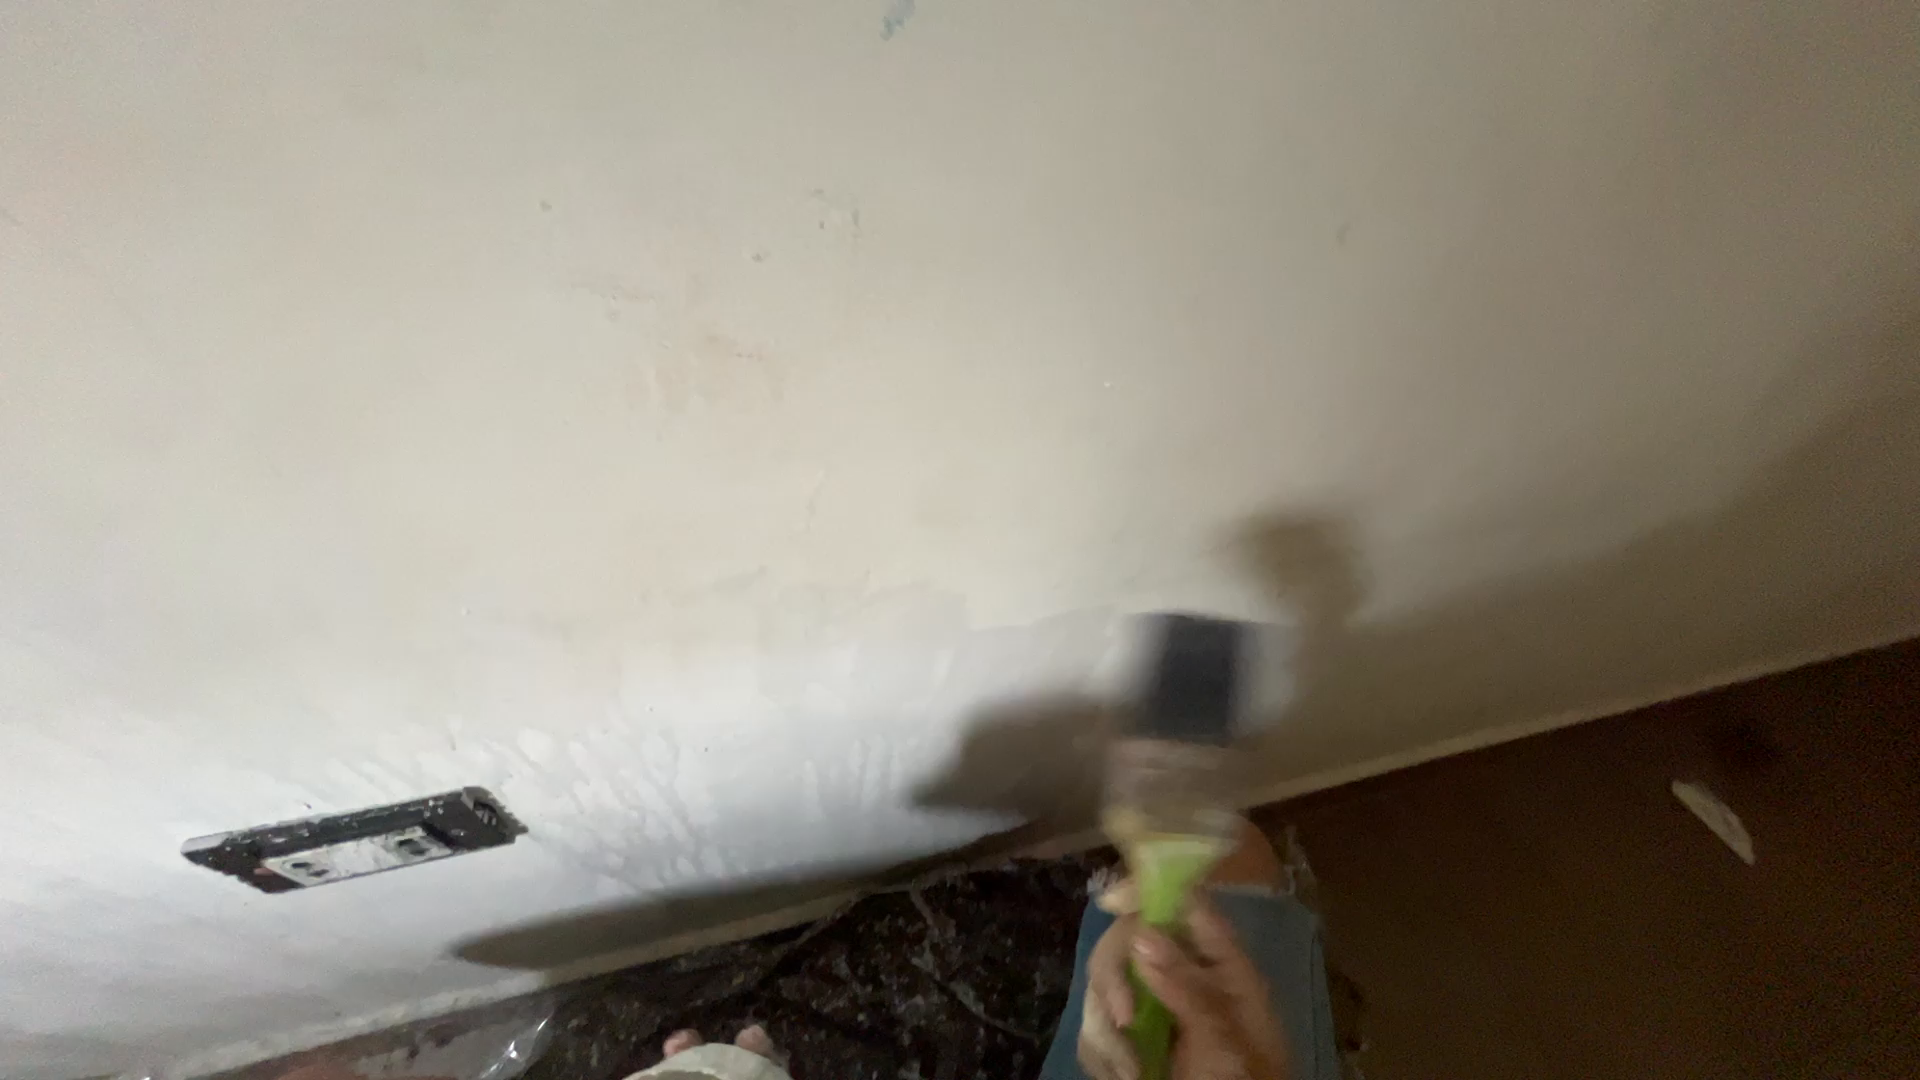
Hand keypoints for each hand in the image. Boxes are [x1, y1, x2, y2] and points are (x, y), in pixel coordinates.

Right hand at [1079, 893, 1289, 1079]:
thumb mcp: (1226, 1041)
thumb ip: (1189, 989)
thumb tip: (1141, 936)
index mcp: (1219, 961)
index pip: (1182, 901)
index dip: (1144, 890)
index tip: (1110, 903)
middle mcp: (1183, 971)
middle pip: (1128, 936)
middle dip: (1114, 977)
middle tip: (1123, 1020)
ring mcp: (1154, 1000)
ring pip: (1103, 979)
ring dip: (1105, 1027)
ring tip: (1129, 1072)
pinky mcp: (1132, 1032)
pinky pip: (1096, 1020)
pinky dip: (1101, 1051)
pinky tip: (1122, 1075)